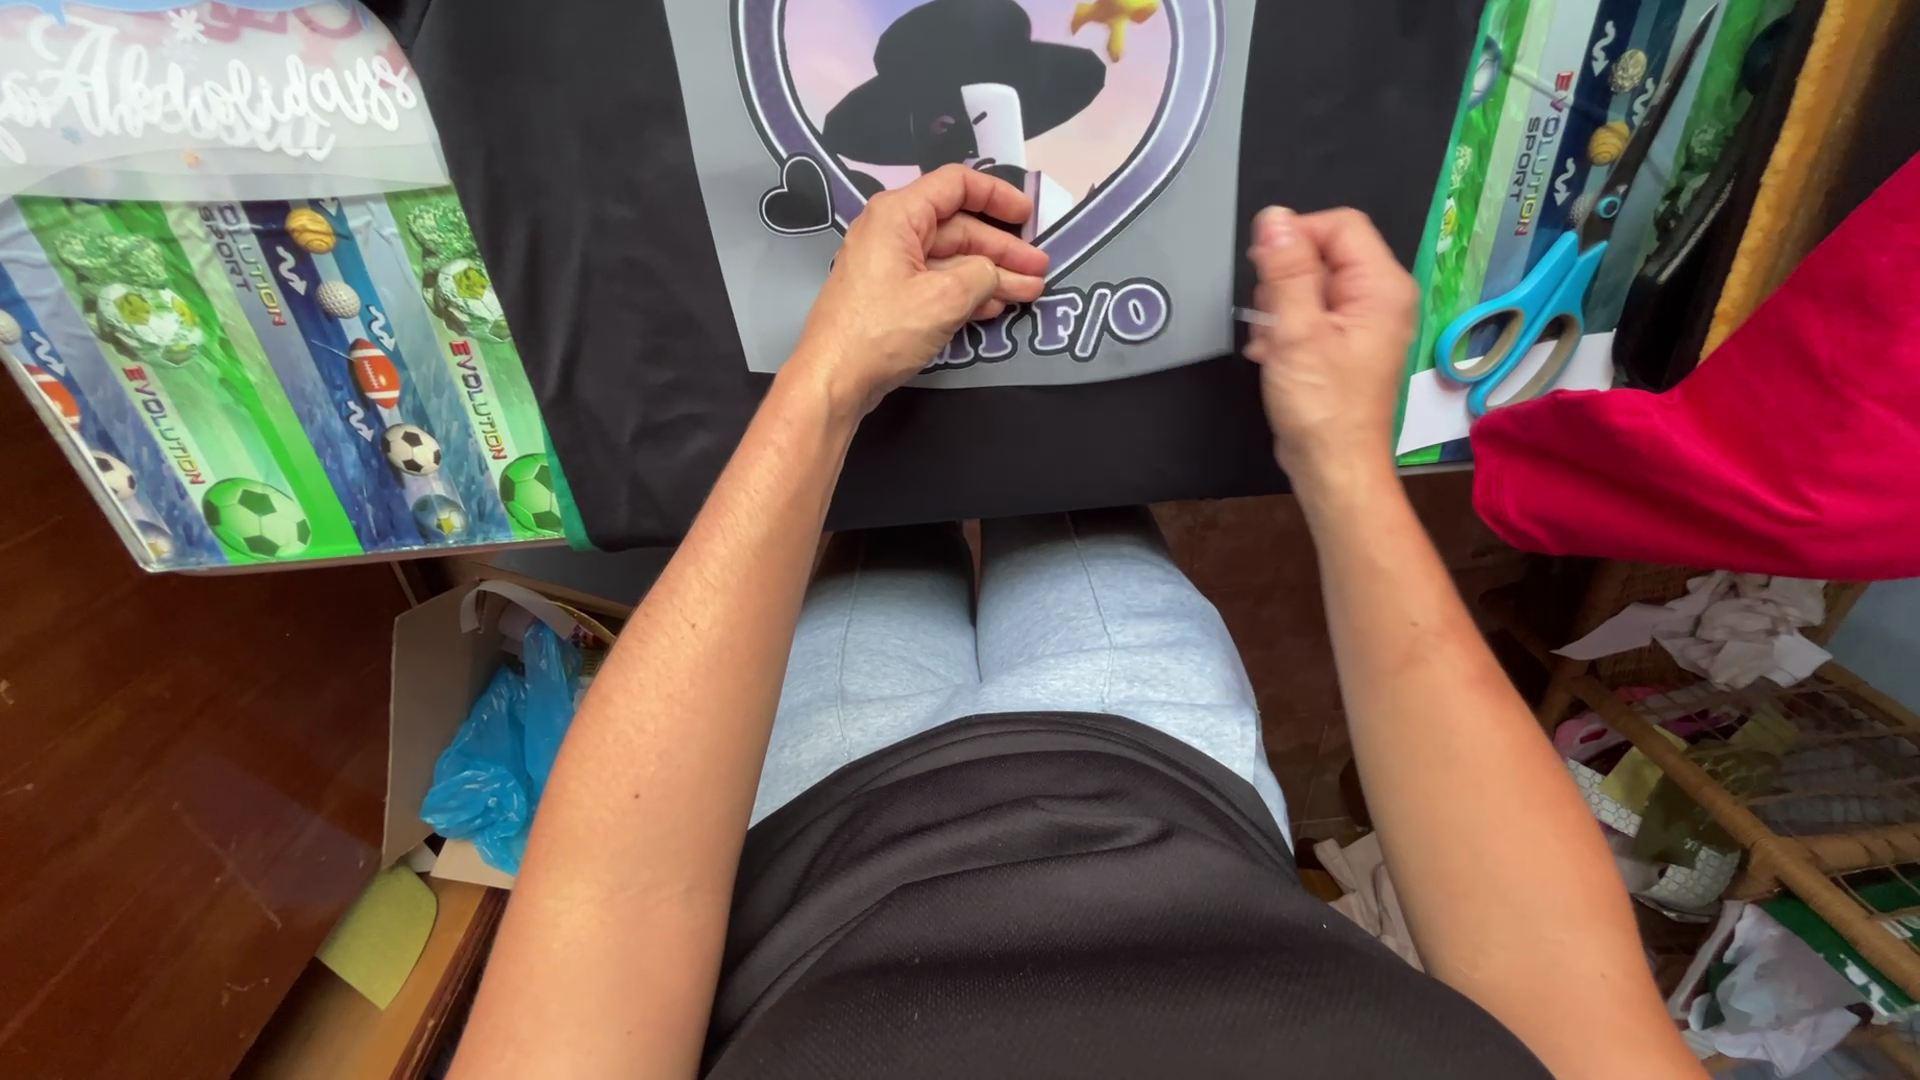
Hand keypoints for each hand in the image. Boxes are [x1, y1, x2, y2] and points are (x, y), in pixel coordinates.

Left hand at [789, 164, 1050, 416]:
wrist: (833, 380)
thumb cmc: (882, 331)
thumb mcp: (944, 298)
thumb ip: (982, 276)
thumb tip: (997, 275)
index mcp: (899, 215)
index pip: (956, 185)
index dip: (997, 196)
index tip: (1028, 218)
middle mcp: (892, 233)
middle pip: (959, 229)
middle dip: (1003, 251)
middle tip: (1039, 271)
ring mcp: (890, 268)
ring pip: (951, 262)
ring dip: (991, 277)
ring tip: (1028, 293)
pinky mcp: (891, 300)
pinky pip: (936, 286)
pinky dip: (967, 294)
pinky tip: (994, 307)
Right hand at [1243, 207, 1417, 487]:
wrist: (1332, 465)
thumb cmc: (1320, 407)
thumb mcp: (1295, 332)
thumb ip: (1285, 271)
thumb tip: (1274, 218)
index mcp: (1380, 286)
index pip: (1339, 225)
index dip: (1295, 237)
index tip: (1262, 270)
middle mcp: (1378, 298)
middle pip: (1322, 255)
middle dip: (1283, 282)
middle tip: (1270, 320)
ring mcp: (1361, 323)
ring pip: (1309, 287)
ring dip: (1278, 310)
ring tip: (1272, 346)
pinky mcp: (1342, 346)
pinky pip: (1308, 317)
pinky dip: (1284, 331)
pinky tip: (1273, 357)